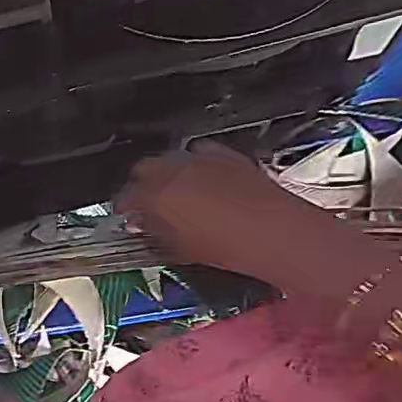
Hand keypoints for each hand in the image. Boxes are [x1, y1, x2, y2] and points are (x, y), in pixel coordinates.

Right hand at [117, 144, 393, 298]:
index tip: (126, 217)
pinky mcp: (227, 155)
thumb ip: (154, 232)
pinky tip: (203, 177)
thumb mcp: (180, 248)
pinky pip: (200, 153)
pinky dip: (195, 163)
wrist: (278, 233)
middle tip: (146, 203)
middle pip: (144, 169)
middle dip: (141, 184)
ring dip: (166, 171)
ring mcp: (202, 159)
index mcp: (156, 194)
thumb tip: (142, 224)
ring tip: (173, 190)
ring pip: (171, 157)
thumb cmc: (226, 248)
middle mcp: (174, 170)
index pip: (126, 196)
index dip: (123, 207)